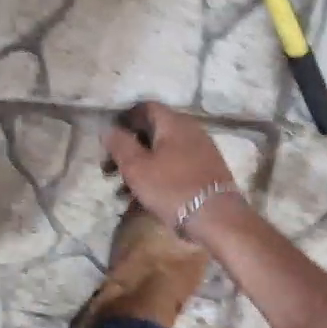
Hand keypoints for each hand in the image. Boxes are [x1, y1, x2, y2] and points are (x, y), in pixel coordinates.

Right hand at [102, 102, 241, 239]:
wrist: (218, 219)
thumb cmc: (172, 188)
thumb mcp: (136, 167)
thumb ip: (119, 144)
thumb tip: (108, 128)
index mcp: (174, 122)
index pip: (145, 107)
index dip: (124, 119)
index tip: (109, 140)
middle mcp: (191, 130)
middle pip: (154, 130)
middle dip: (130, 147)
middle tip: (111, 169)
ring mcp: (203, 151)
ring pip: (164, 151)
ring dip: (142, 165)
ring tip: (124, 189)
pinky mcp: (208, 171)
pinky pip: (177, 165)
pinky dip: (159, 174)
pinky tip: (148, 196)